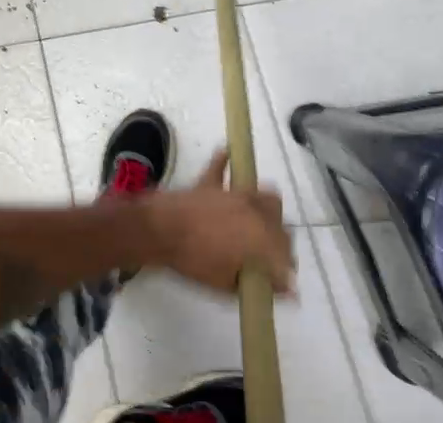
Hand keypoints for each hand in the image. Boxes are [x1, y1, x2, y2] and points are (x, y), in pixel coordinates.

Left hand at [144, 149, 295, 293]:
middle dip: (280, 239)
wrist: (158, 231)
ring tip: (262, 218)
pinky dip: (224, 162)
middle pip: (280, 223)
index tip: (280, 280)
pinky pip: (218, 167)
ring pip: (264, 194)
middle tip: (270, 253)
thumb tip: (285, 288)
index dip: (284, 269)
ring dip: (267, 206)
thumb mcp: (227, 283)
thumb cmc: (193, 260)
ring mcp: (231, 194)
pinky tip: (227, 154)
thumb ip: (257, 282)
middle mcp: (254, 212)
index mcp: (262, 238)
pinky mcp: (208, 184)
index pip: (285, 254)